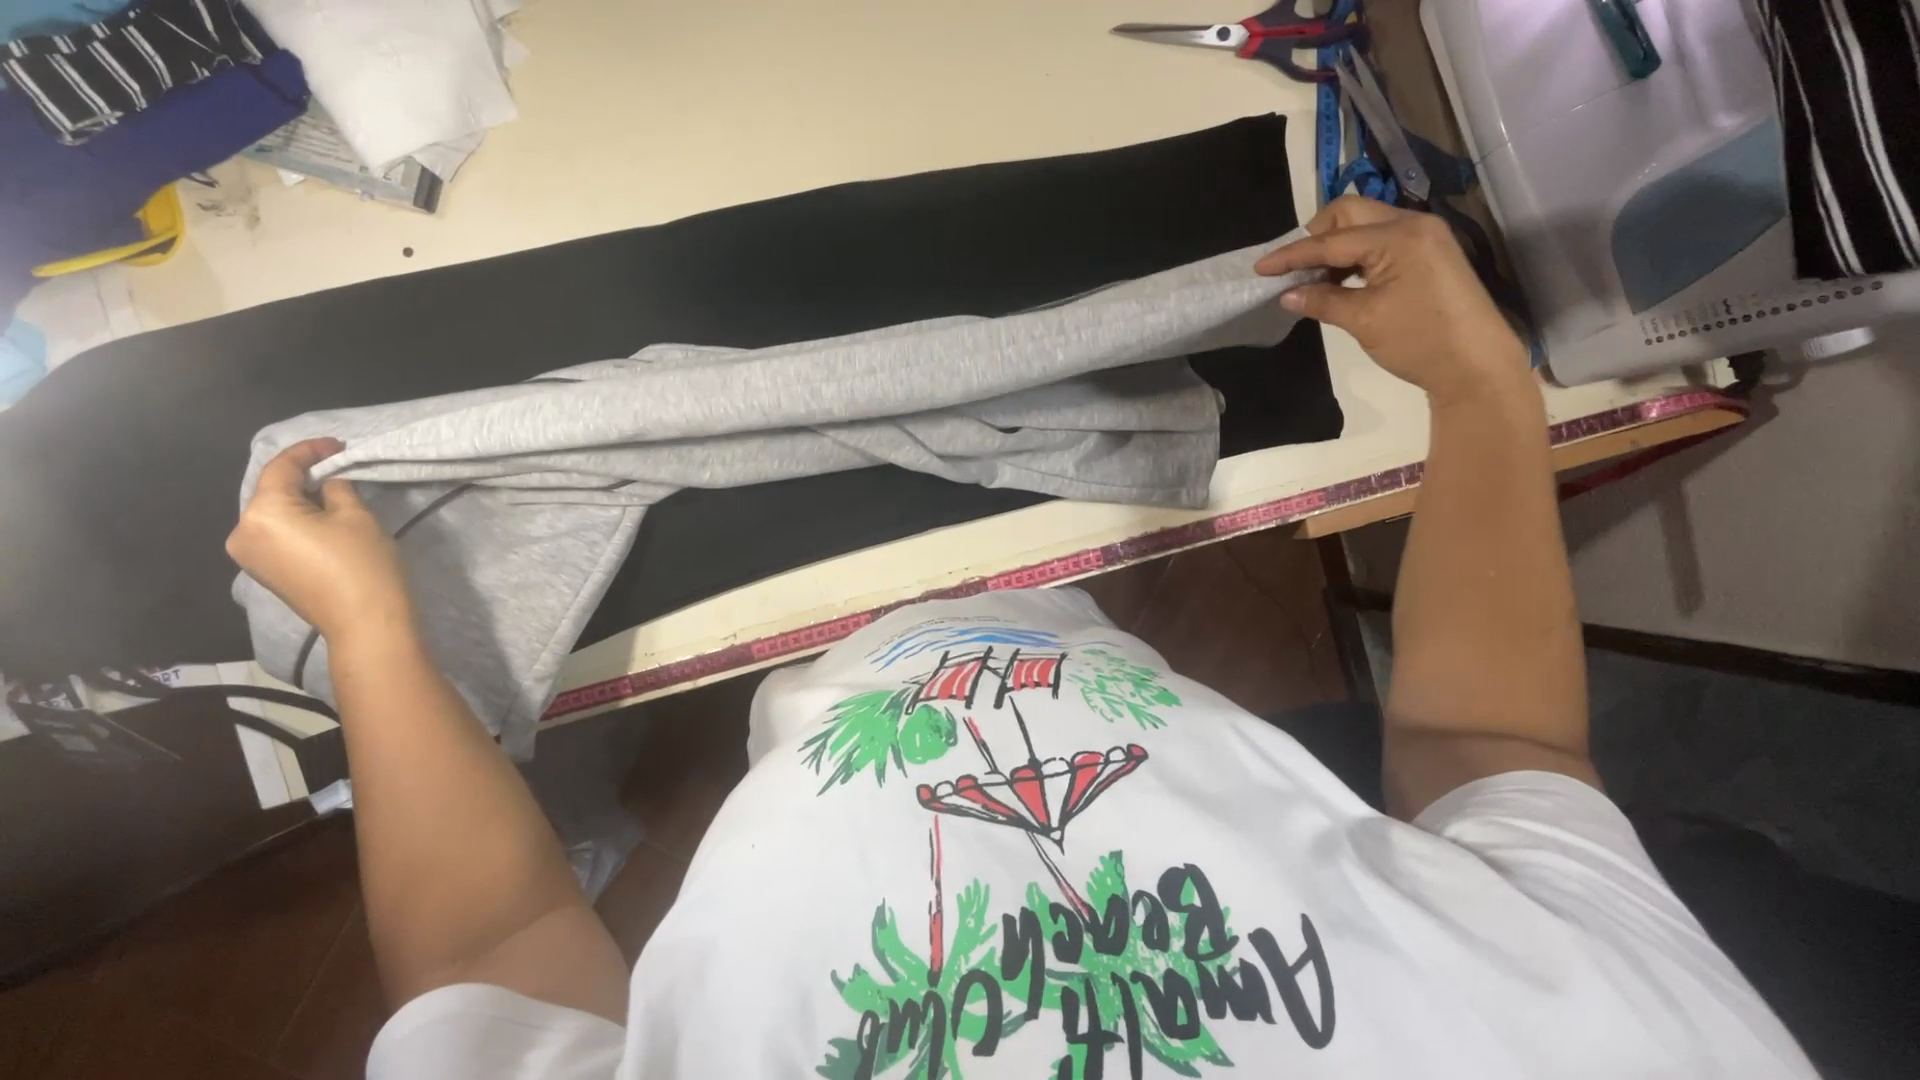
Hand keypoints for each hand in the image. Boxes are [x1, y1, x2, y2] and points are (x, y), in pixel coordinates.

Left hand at [227, 438, 415, 645]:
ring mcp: (248, 556)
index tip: (338, 445)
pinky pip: (275, 534)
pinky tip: (322, 521)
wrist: (365, 622)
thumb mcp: (356, 516)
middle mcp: (242, 531)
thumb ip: (337, 489)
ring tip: (333, 494)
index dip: (309, 451)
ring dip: (300, 500)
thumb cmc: (363, 564)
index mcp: (262, 513)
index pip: (281, 468)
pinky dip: (296, 521)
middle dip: (303, 477)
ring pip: (273, 513)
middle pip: (272, 491)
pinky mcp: (263, 572)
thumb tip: (329, 481)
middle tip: (338, 468)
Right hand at [1256, 196, 1528, 406]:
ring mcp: (1425, 237)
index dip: (1292, 254)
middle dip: (1316, 236)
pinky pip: (1381, 241)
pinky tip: (1340, 280)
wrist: (1477, 366)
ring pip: (1366, 225)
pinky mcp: (1429, 253)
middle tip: (1292, 268)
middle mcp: (1413, 225)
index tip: (1260, 267)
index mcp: (1398, 236)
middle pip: (1350, 213)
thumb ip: (1323, 301)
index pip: (1331, 240)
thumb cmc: (1419, 341)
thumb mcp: (1364, 321)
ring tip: (1312, 278)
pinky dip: (1355, 255)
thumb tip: (1287, 294)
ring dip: (1335, 246)